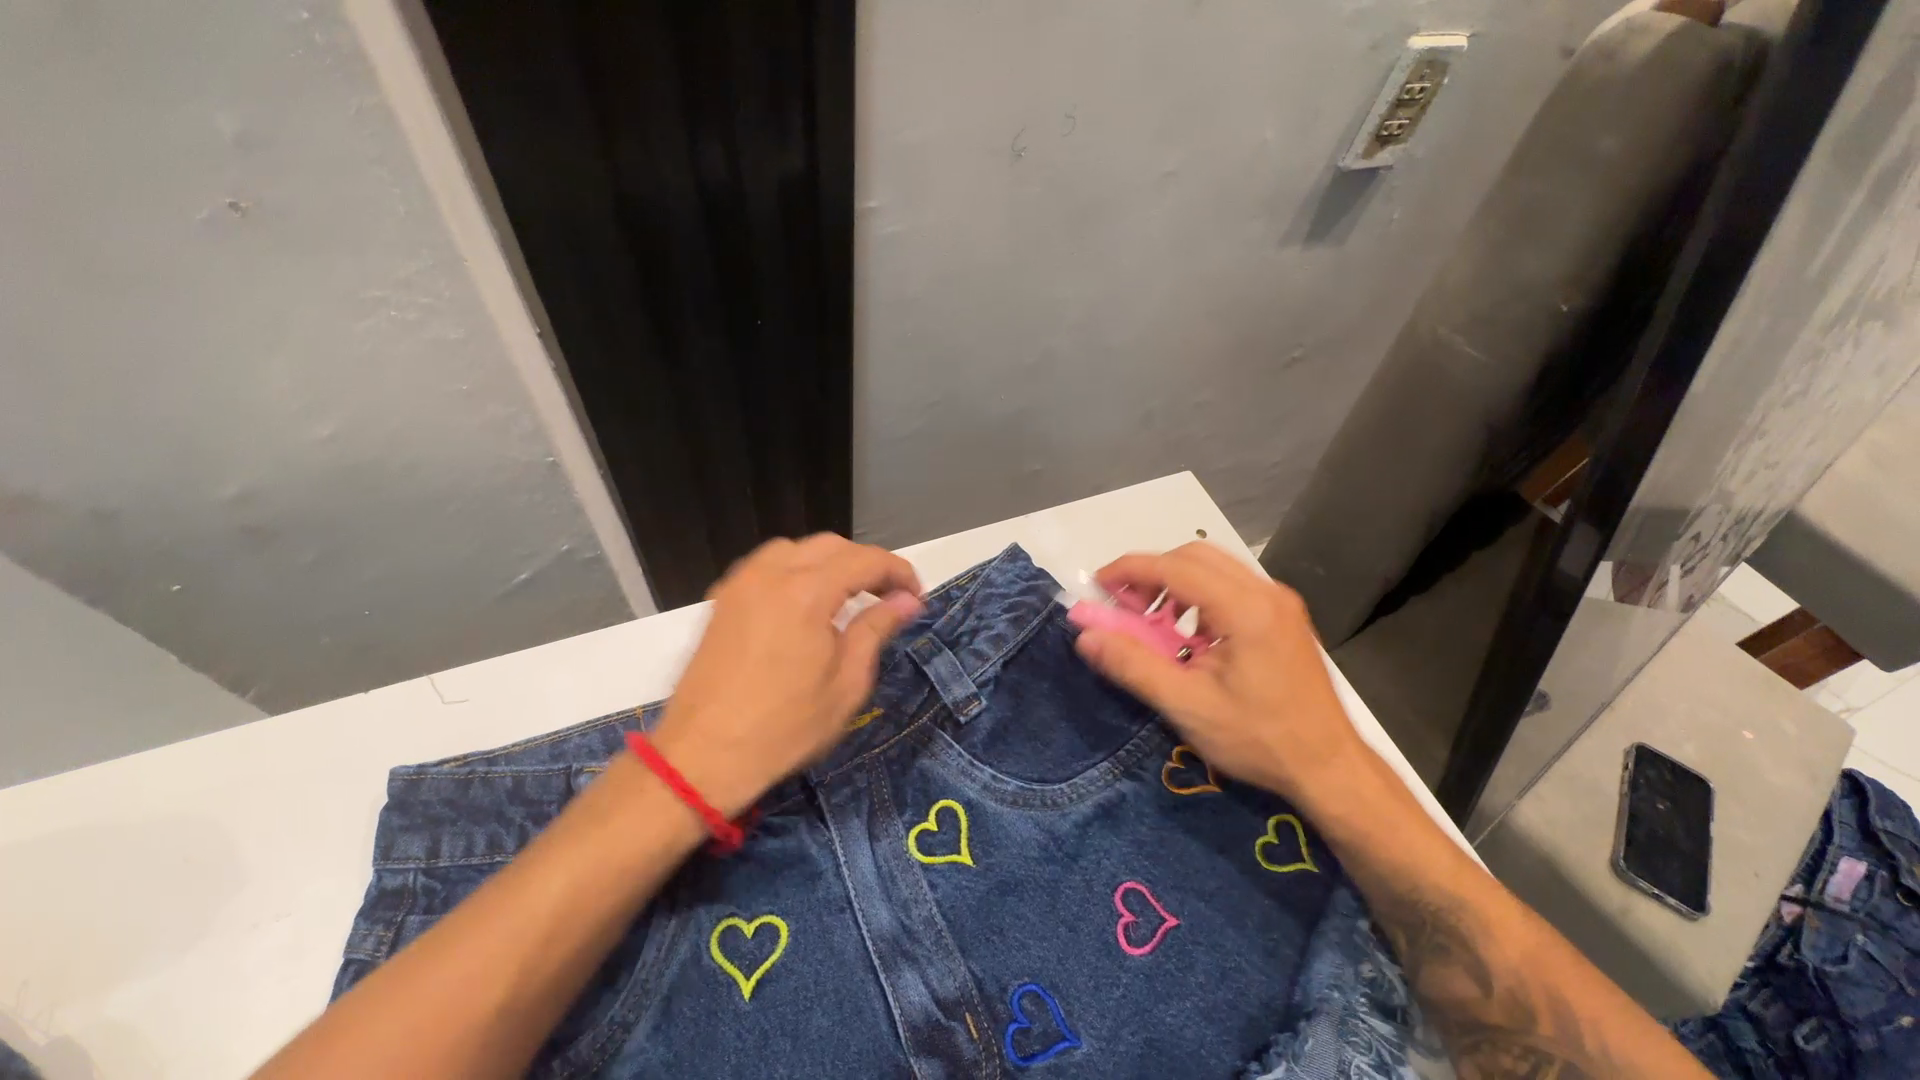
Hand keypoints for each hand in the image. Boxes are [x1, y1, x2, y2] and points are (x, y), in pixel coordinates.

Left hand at [649, 535, 923, 816]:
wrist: (703, 756)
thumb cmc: (785, 727)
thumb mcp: (846, 683)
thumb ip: (876, 629)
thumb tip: (906, 599)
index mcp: (806, 592)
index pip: (865, 560)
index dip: (897, 572)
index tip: (915, 597)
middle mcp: (770, 574)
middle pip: (830, 546)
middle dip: (864, 565)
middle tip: (886, 599)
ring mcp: (739, 585)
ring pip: (793, 550)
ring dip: (827, 564)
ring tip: (845, 599)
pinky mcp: (721, 602)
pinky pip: (764, 567)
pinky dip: (793, 572)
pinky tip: (802, 607)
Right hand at [1073, 542, 1365, 805]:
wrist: (1328, 767)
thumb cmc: (1258, 739)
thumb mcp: (1187, 705)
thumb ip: (1133, 665)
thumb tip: (1086, 635)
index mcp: (1246, 609)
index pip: (1176, 567)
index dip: (1130, 570)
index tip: (1097, 586)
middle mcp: (1267, 593)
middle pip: (1195, 557)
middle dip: (1152, 574)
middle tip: (1123, 607)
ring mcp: (1281, 603)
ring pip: (1215, 569)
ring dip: (1175, 584)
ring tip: (1151, 622)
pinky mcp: (1284, 618)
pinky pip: (1232, 588)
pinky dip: (1199, 598)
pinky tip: (1188, 636)